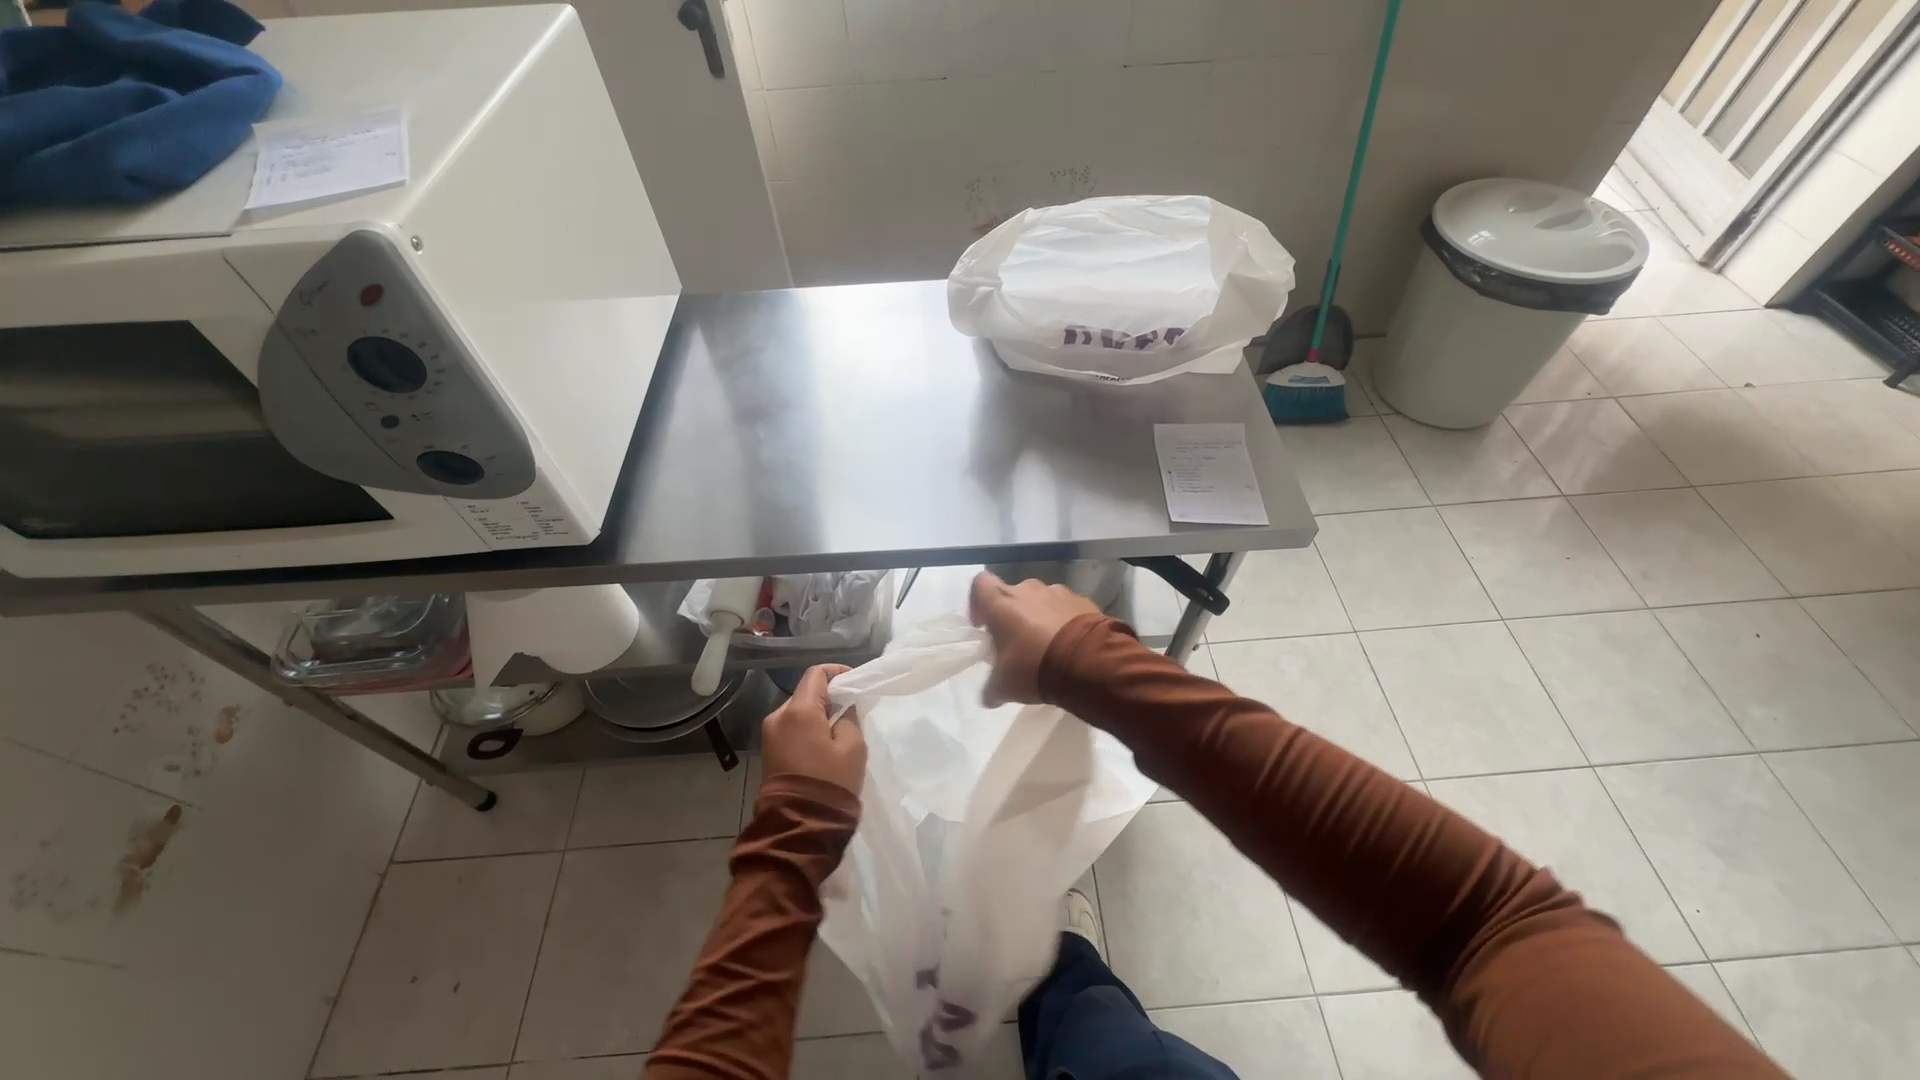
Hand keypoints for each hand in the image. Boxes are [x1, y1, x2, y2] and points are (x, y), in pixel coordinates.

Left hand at [761, 664, 865, 793]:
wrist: (799, 823)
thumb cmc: (830, 782)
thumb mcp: (853, 747)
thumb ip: (849, 718)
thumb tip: (842, 709)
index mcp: (798, 710)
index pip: (816, 674)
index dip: (837, 672)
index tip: (853, 683)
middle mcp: (778, 716)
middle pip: (805, 692)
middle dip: (828, 696)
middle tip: (850, 710)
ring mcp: (769, 734)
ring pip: (797, 711)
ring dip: (816, 714)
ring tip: (838, 731)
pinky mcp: (768, 750)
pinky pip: (790, 728)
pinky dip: (806, 728)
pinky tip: (822, 744)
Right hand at [968, 571, 1102, 706]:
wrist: (1088, 662)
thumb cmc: (1034, 666)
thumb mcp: (1003, 686)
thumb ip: (991, 688)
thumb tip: (989, 698)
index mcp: (1002, 602)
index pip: (980, 584)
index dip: (978, 603)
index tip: (984, 626)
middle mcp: (1028, 589)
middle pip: (1013, 595)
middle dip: (1012, 615)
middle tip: (1016, 643)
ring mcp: (1059, 592)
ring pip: (1042, 601)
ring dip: (1040, 617)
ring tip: (1047, 645)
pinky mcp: (1084, 601)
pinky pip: (1067, 608)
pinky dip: (1064, 621)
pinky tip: (1069, 645)